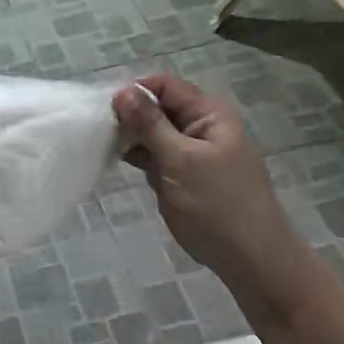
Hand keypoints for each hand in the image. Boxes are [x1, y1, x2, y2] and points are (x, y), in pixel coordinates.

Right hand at [113, 75, 298, 282]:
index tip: (105, 108)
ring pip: (152, 132)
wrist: (247, 257)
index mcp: (208, 114)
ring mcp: (188, 152)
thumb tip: (123, 91)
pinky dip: (134, 154)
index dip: (136, 91)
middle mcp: (199, 126)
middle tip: (96, 128)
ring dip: (129, 135)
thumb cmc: (218, 204)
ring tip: (99, 141)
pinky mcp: (178, 175)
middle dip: (129, 113)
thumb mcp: (181, 160)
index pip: (165, 86)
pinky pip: (152, 155)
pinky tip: (111, 156)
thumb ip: (151, 125)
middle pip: (157, 106)